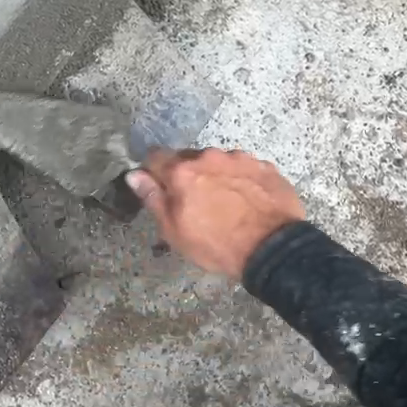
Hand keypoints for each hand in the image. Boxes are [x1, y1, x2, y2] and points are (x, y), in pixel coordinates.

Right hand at [127, 148, 306, 280]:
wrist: (273, 250)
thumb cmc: (217, 244)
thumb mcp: (174, 231)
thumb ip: (152, 198)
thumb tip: (134, 174)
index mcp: (182, 171)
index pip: (156, 157)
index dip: (154, 171)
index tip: (159, 186)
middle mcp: (209, 156)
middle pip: (189, 158)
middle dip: (188, 174)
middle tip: (196, 201)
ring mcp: (240, 159)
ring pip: (219, 162)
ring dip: (216, 175)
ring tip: (226, 202)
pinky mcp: (266, 167)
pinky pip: (245, 169)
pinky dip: (242, 180)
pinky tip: (248, 201)